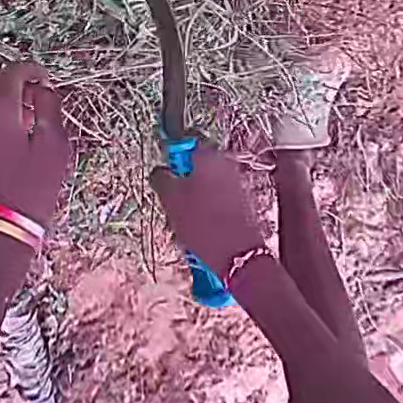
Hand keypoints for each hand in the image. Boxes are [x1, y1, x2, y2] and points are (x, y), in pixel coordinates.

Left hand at [0, 63, 72, 228]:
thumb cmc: (31, 191)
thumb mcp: (53, 147)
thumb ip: (49, 109)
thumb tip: (44, 89)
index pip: (11, 73)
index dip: (31, 70)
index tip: (45, 78)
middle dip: (16, 86)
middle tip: (38, 99)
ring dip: (4, 106)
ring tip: (26, 123)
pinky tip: (8, 143)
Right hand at [150, 143, 264, 275]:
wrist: (237, 257)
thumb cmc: (204, 224)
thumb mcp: (170, 198)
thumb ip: (161, 178)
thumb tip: (159, 172)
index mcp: (208, 157)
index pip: (185, 145)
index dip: (172, 157)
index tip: (164, 168)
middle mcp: (226, 167)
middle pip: (196, 168)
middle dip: (182, 182)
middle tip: (170, 199)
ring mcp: (237, 187)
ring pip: (206, 187)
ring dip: (194, 200)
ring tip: (183, 221)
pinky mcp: (243, 208)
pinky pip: (218, 203)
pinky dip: (207, 212)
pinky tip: (199, 230)